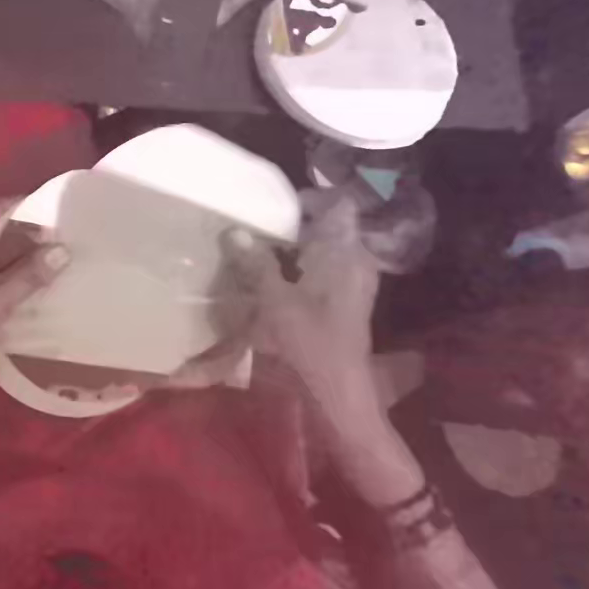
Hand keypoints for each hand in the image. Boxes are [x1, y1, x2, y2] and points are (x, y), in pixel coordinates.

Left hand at [0, 198, 68, 388]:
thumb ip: (28, 275)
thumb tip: (63, 249)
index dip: (22, 203)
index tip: (56, 205)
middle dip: (30, 231)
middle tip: (68, 233)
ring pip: (1, 260)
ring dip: (28, 258)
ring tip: (65, 256)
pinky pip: (1, 284)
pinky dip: (22, 282)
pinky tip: (48, 287)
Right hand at [227, 193, 380, 392]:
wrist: (338, 390)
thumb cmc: (310, 341)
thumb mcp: (274, 300)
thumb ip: (256, 263)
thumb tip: (234, 231)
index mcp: (345, 252)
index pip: (337, 204)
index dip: (307, 197)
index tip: (272, 202)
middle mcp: (355, 261)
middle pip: (326, 226)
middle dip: (291, 224)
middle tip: (253, 225)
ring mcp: (352, 281)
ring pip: (322, 249)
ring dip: (291, 247)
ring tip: (255, 250)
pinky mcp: (343, 300)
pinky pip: (321, 269)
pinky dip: (297, 267)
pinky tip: (270, 278)